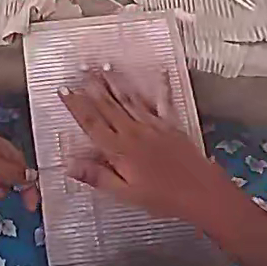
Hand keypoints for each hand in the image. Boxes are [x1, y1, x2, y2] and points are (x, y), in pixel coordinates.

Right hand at [60, 71, 249, 230]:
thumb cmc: (162, 198)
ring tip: (103, 67)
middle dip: (92, 88)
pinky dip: (158, 85)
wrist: (202, 193)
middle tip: (81, 70)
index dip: (76, 105)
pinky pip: (161, 101)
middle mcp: (133, 132)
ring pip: (129, 100)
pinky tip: (158, 71)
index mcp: (119, 149)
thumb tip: (68, 164)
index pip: (91, 123)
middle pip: (108, 106)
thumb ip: (97, 176)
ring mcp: (153, 126)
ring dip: (115, 83)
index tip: (64, 90)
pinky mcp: (171, 125)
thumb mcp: (125, 193)